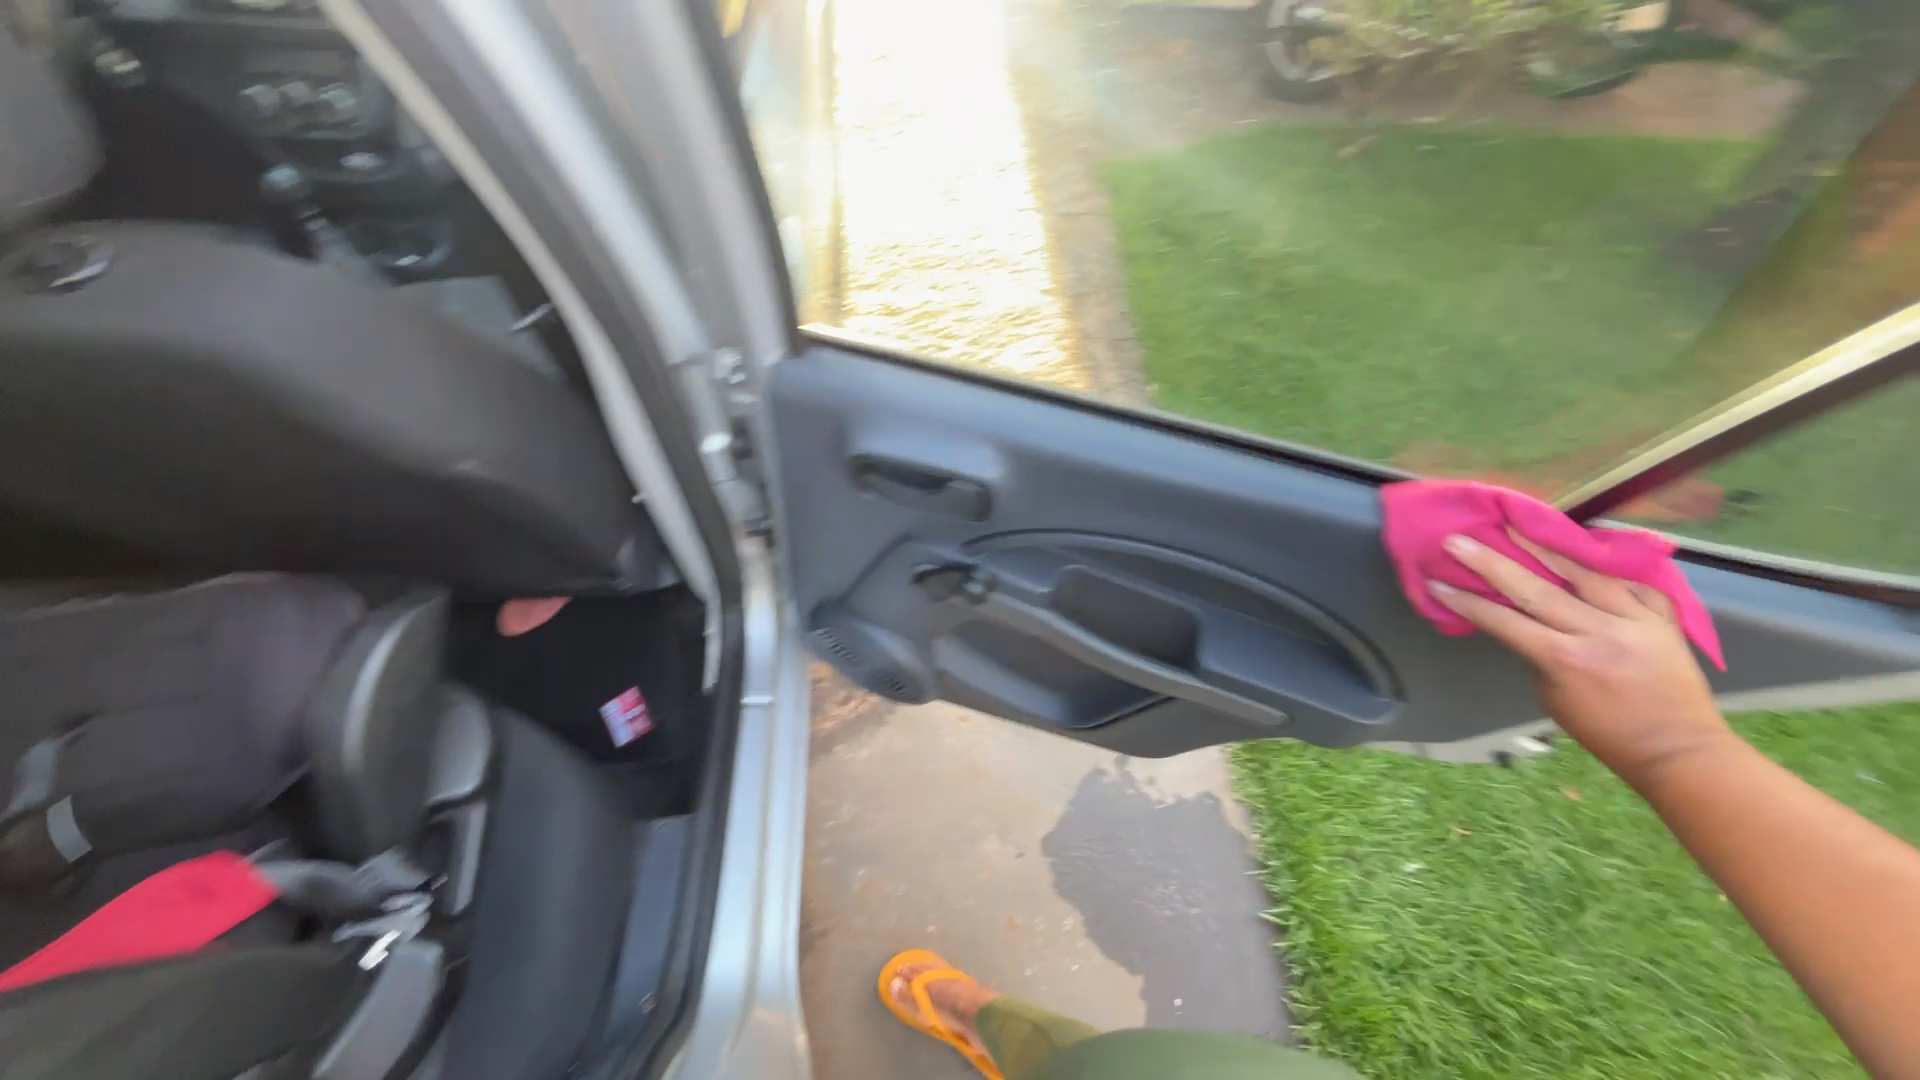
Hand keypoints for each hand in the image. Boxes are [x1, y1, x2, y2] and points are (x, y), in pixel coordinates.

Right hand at [1429, 530, 1732, 787]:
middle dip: (1491, 562)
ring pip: (1584, 572)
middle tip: (1458, 540)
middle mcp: (1598, 632)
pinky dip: (1603, 566)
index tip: (1437, 581)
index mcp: (1564, 658)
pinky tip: (1581, 549)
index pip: (1503, 620)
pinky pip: (1628, 582)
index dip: (1466, 601)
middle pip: (1534, 588)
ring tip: (1515, 524)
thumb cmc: (1603, 730)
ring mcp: (1635, 620)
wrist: (1679, 747)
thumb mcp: (1551, 694)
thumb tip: (1524, 620)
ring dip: (1544, 546)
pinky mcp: (1662, 617)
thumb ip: (1537, 652)